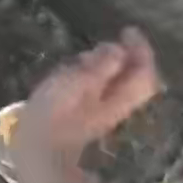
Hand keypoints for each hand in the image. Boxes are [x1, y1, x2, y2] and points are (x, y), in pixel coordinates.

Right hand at [17, 27, 162, 182]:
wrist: (39, 151)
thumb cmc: (55, 114)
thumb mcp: (77, 83)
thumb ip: (100, 66)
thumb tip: (118, 50)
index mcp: (119, 97)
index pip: (143, 72)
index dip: (140, 50)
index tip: (128, 31)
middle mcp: (115, 106)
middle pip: (133, 80)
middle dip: (127, 58)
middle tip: (113, 40)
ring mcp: (98, 114)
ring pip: (115, 86)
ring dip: (109, 67)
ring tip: (90, 54)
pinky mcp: (81, 118)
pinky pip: (97, 92)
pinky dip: (94, 78)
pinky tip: (76, 74)